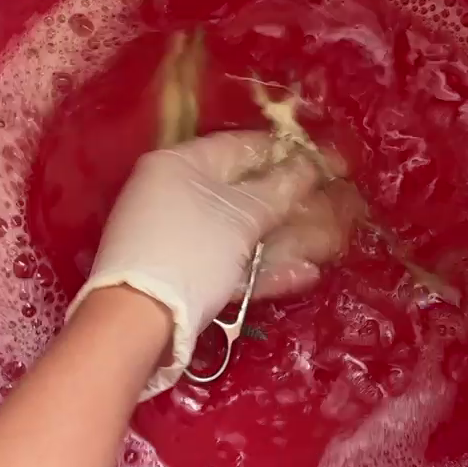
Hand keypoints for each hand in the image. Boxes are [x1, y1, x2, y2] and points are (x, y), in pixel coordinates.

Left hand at [69, 131, 322, 399]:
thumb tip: (308, 166)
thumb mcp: (240, 217)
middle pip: (239, 190)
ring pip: (236, 231)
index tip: (321, 159)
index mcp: (177, 164)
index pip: (237, 145)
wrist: (137, 320)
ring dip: (281, 238)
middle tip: (330, 203)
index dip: (283, 151)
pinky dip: (260, 268)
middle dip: (286, 201)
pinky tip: (302, 275)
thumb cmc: (190, 251)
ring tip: (326, 243)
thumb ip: (278, 190)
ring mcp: (173, 235)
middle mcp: (171, 193)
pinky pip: (225, 262)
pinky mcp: (179, 274)